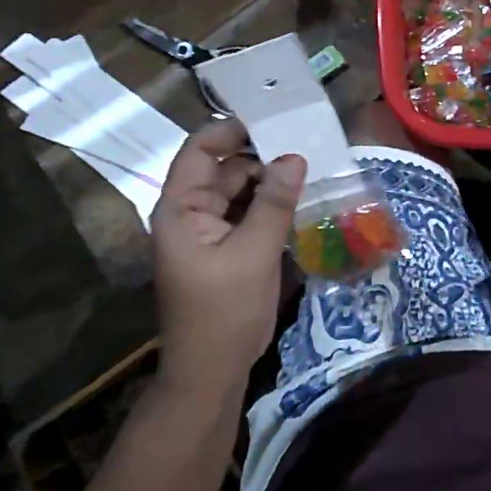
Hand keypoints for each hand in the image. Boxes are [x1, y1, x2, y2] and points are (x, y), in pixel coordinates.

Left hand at [151, 121, 305, 385]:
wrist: (211, 371)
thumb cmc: (224, 311)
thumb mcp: (254, 252)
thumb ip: (274, 202)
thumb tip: (295, 157)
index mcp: (181, 208)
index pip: (199, 151)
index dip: (231, 130)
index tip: (272, 120)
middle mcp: (189, 213)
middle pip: (223, 170)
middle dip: (260, 157)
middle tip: (305, 146)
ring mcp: (206, 233)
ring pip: (238, 192)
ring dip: (269, 182)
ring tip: (309, 170)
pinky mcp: (223, 250)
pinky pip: (246, 215)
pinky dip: (269, 206)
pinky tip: (299, 201)